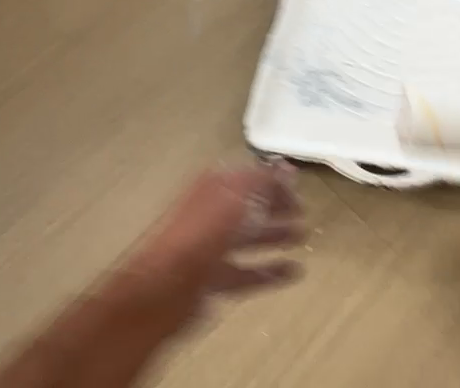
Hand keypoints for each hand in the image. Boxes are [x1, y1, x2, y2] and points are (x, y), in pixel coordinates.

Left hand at [0, 163, 305, 387]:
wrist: (159, 291)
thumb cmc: (194, 237)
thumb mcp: (236, 198)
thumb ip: (263, 182)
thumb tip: (285, 168)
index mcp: (213, 187)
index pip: (249, 175)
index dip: (273, 177)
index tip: (295, 180)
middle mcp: (209, 213)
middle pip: (249, 206)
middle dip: (275, 207)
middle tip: (300, 209)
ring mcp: (207, 248)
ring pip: (249, 238)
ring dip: (274, 236)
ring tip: (300, 237)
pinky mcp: (208, 280)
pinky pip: (245, 271)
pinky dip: (267, 272)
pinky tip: (287, 272)